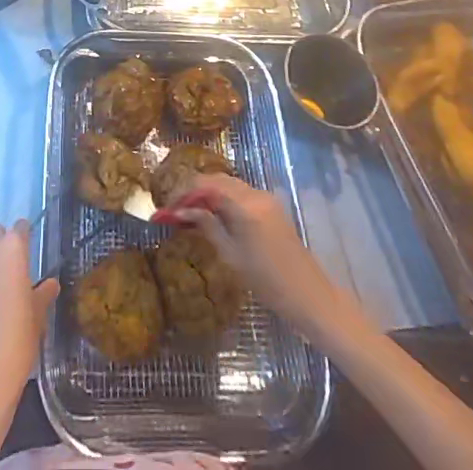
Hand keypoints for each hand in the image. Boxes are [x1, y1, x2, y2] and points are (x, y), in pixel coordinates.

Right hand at [161, 175, 346, 333]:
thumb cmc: (266, 281)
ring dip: (207, 193)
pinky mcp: (270, 206)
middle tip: (173, 210)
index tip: (165, 209)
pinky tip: (211, 214)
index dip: (182, 194)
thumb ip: (206, 225)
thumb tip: (180, 211)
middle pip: (216, 180)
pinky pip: (240, 193)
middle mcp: (255, 194)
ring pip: (227, 184)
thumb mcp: (230, 254)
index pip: (205, 185)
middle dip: (192, 191)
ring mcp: (265, 198)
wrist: (307, 293)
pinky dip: (222, 198)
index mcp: (244, 205)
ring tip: (188, 213)